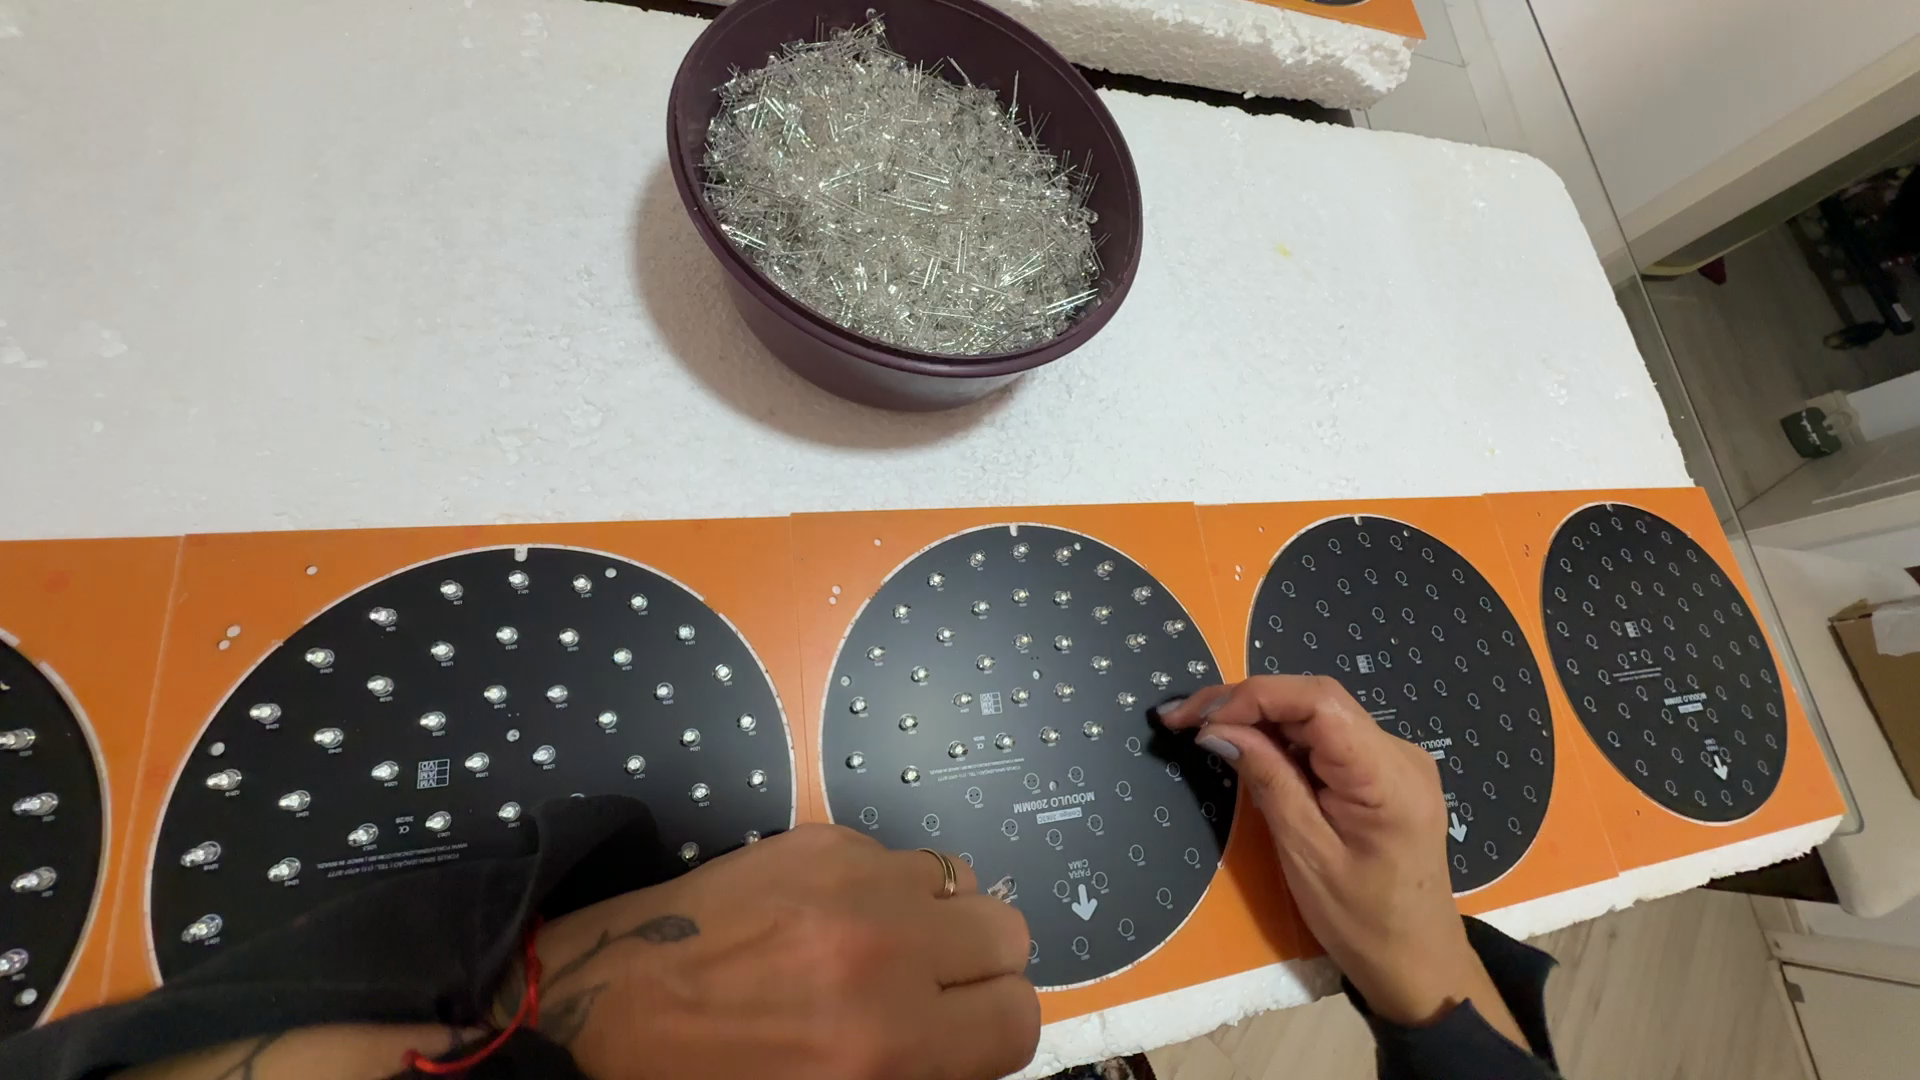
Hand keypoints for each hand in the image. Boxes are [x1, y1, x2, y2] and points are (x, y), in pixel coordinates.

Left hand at [513, 824, 1039, 1079]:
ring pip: (959, 878)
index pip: (1017, 1020)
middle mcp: (887, 949)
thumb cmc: (720, 1075)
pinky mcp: (826, 836)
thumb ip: (918, 1069)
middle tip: (936, 980)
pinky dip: (885, 883)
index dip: (999, 1028)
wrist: (617, 998)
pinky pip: (896, 853)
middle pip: (1008, 931)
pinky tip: (833, 907)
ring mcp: (857, 878)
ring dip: (937, 913)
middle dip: (982, 962)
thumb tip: (967, 1037)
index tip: (966, 1030)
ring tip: (884, 936)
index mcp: (888, 1045)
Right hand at [1157, 676, 1524, 1044]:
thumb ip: (1267, 779)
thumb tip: (1215, 728)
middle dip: (1244, 701)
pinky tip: (1244, 744)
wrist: (1419, 965)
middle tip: (1184, 717)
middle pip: (1312, 699)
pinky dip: (1277, 734)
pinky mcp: (1379, 769)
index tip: (1199, 718)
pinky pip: (1322, 734)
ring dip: (1255, 715)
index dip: (1252, 696)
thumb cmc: (1362, 920)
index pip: (1317, 701)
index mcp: (1387, 775)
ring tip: (1202, 727)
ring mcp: (1392, 757)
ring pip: (1313, 712)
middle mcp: (1397, 751)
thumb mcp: (1305, 853)